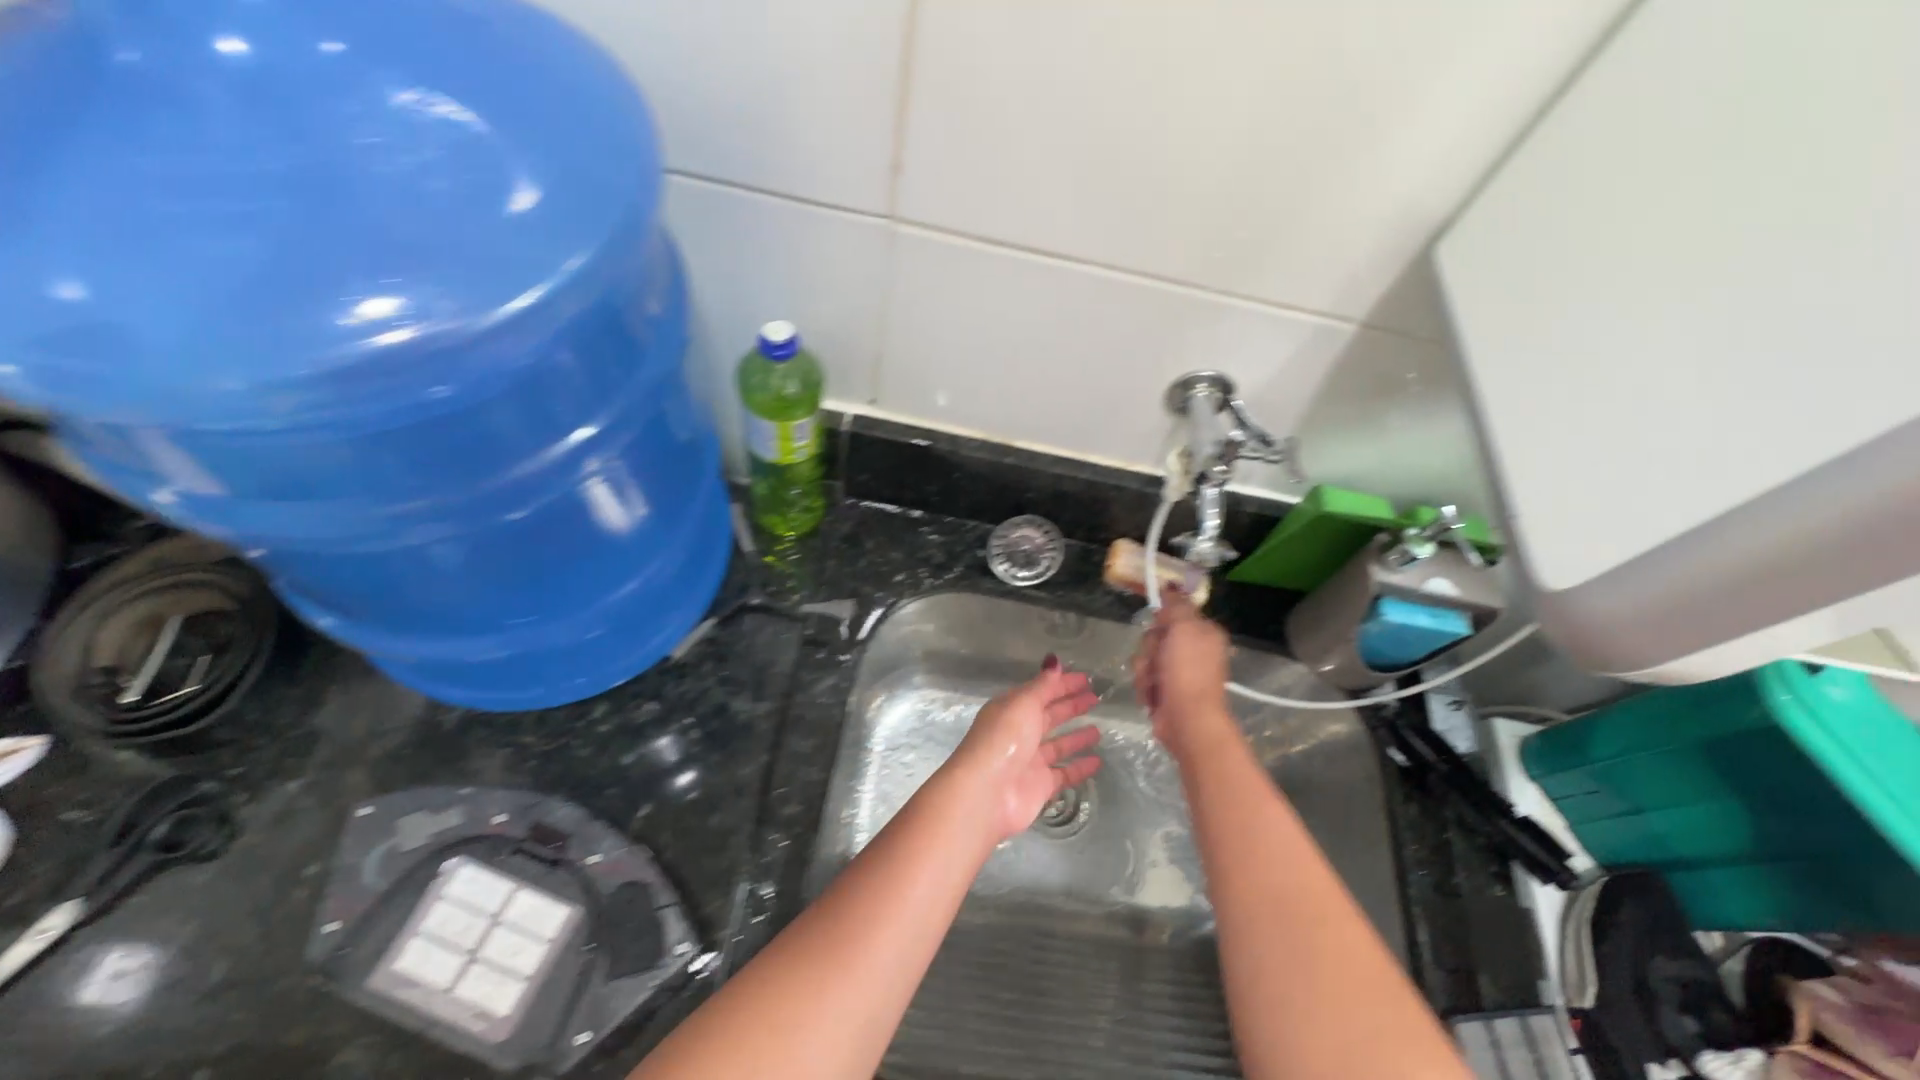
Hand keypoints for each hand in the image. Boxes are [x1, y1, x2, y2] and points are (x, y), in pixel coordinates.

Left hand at [949, 658, 1102, 840]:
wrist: (987, 791)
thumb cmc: (1004, 738)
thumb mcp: (1023, 703)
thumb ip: (1042, 686)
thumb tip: (1054, 661)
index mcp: (1011, 709)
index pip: (1040, 692)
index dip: (1062, 684)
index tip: (1086, 679)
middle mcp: (1019, 733)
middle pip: (1049, 716)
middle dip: (1070, 706)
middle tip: (1096, 699)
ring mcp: (1030, 761)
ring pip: (1057, 745)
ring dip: (1076, 737)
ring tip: (1099, 730)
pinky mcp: (1040, 786)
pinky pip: (1064, 773)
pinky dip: (1079, 767)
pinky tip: (1097, 762)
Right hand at [1133, 592, 1235, 761]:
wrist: (1187, 719)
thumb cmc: (1188, 671)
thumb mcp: (1184, 628)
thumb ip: (1177, 604)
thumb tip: (1171, 585)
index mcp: (1204, 633)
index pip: (1175, 613)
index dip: (1163, 620)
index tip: (1160, 626)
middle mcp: (1193, 650)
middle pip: (1156, 635)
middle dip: (1150, 648)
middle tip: (1159, 659)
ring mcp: (1178, 672)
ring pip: (1146, 656)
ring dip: (1145, 669)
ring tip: (1155, 683)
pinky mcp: (1165, 690)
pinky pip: (1144, 677)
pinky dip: (1145, 686)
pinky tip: (1152, 695)